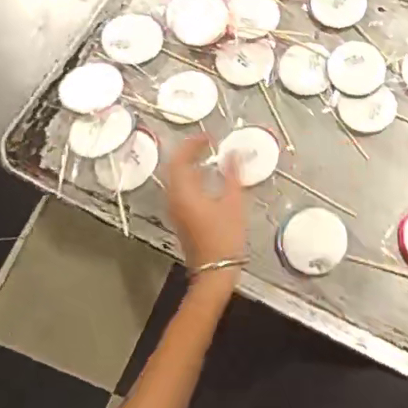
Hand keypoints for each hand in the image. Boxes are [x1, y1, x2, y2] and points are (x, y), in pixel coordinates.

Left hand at [166, 135, 246, 271]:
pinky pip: (179, 190)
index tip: (208, 137)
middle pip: (174, 167)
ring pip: (175, 179)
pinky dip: (189, 179)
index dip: (192, 144)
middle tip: (206, 144)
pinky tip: (204, 179)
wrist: (215, 270)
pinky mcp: (179, 217)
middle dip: (188, 152)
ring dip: (188, 165)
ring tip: (206, 157)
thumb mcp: (234, 203)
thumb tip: (233, 152)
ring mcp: (175, 209)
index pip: (180, 158)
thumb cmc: (225, 237)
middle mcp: (174, 198)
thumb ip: (233, 174)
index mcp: (184, 191)